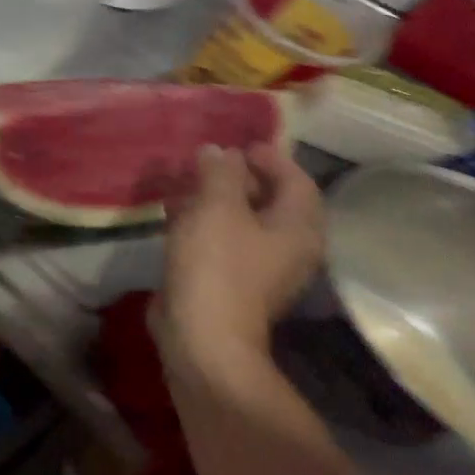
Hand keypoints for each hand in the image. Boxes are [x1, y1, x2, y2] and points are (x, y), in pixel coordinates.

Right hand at [156, 144, 324, 367]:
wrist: (203, 331)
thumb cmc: (216, 265)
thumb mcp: (216, 209)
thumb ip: (219, 173)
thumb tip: (218, 151)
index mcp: (298, 229)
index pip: (297, 182)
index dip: (270, 158)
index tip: (236, 142)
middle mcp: (290, 247)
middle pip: (273, 201)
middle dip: (241, 177)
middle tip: (206, 160)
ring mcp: (262, 267)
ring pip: (245, 221)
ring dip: (218, 199)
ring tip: (185, 183)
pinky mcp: (232, 279)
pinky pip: (224, 239)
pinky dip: (205, 221)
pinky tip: (176, 215)